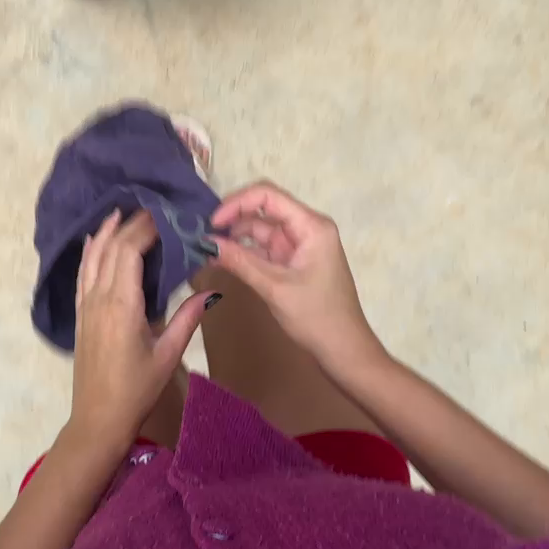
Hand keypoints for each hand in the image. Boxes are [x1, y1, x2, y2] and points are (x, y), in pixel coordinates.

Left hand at [68, 209, 213, 450]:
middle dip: (131, 224)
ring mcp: (86, 304)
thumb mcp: (168, 355)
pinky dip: (90, 251)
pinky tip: (96, 240)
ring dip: (107, 232)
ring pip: (93, 256)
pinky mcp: (80, 313)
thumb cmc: (136, 390)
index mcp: (122, 303)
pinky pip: (83, 273)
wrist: (98, 419)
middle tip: (153, 208)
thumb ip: (187, 319)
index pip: (130, 251)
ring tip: (123, 211)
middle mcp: (99, 297)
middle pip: (112, 248)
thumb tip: (210, 291)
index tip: (165, 213)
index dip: (146, 228)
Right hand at [210, 181, 385, 372]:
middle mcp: (305, 228)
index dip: (237, 203)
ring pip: (260, 228)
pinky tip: (221, 257)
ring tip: (207, 247)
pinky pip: (263, 247)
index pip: (268, 196)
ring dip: (234, 236)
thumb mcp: (274, 287)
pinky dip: (243, 251)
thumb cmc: (317, 317)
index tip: (213, 222)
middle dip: (233, 218)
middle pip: (263, 209)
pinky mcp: (291, 260)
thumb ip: (240, 261)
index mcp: (311, 226)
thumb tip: (206, 242)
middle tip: (204, 234)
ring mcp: (298, 244)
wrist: (344, 352)